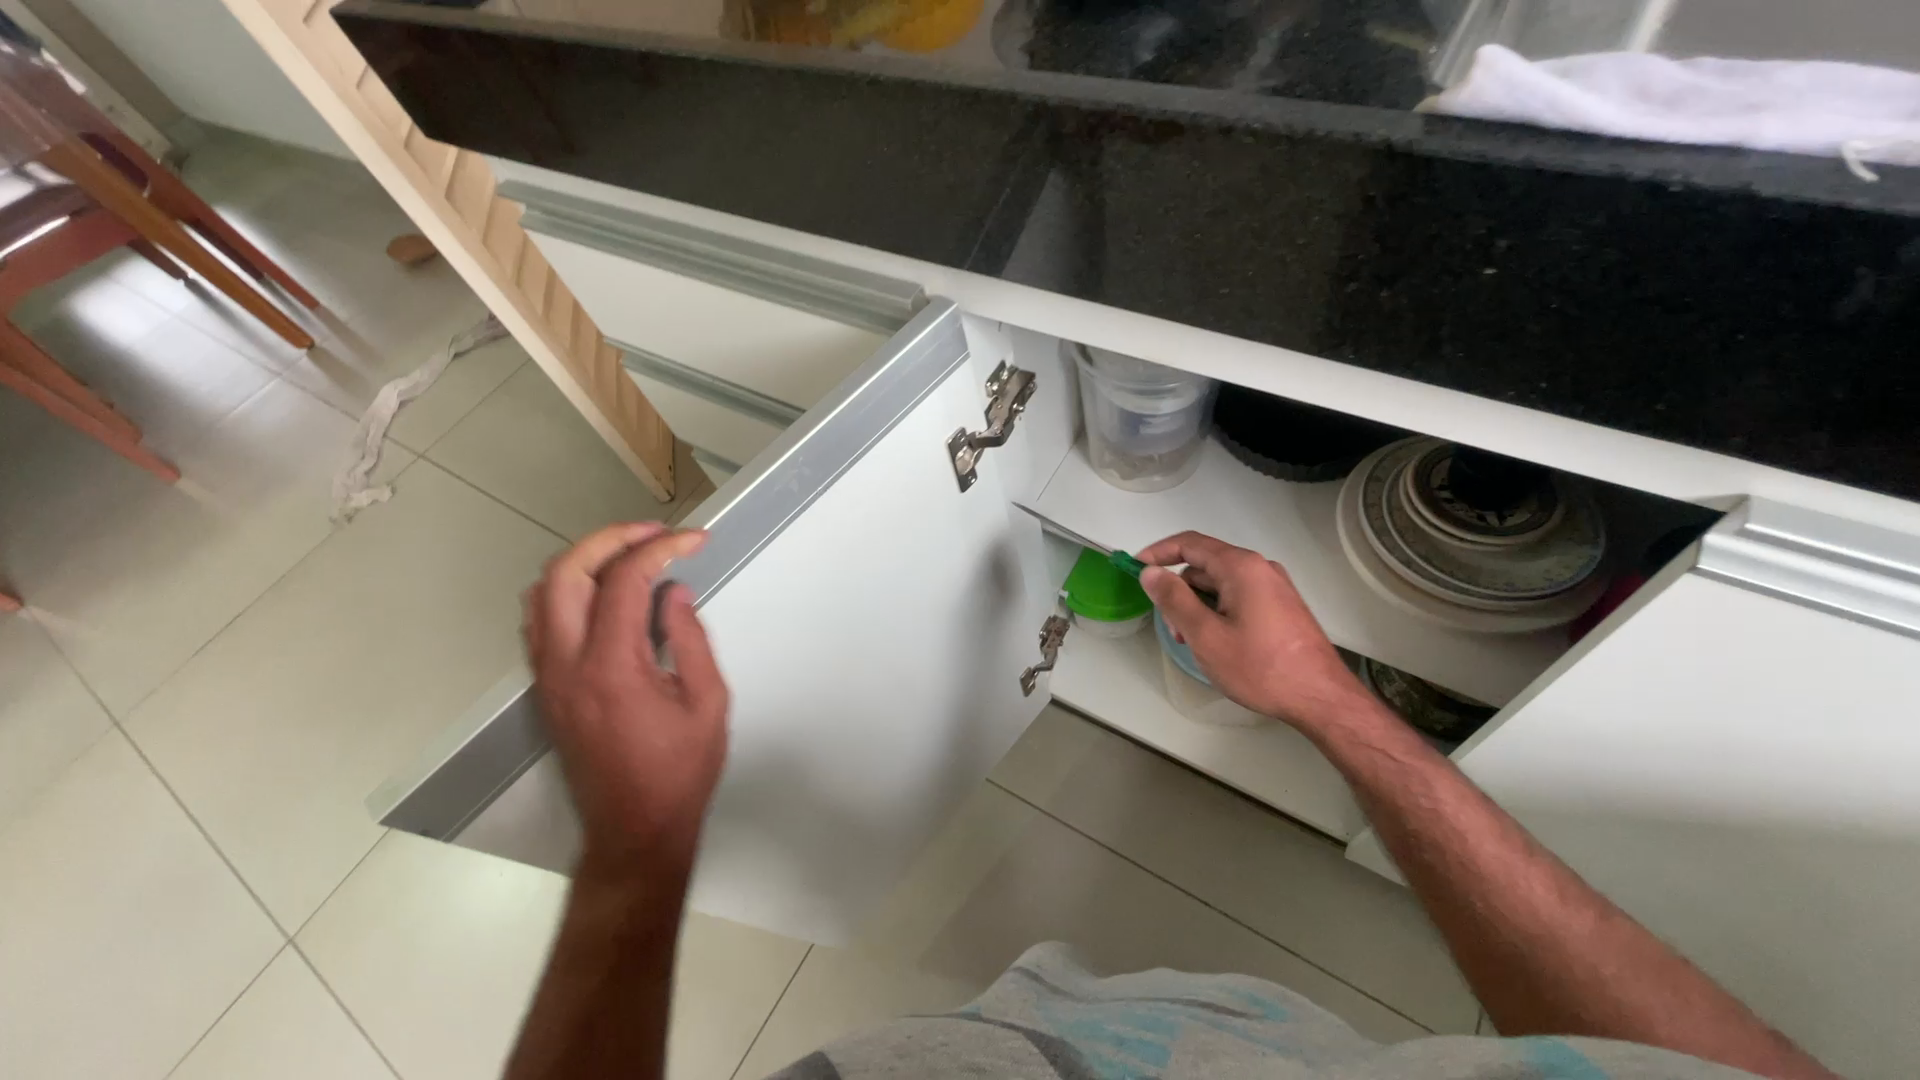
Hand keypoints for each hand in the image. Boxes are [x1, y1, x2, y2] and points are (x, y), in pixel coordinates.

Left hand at [524, 523, 729, 863]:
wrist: (634, 830)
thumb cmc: (680, 772)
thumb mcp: (707, 703)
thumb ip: (691, 640)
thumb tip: (674, 593)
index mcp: (612, 667)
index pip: (625, 581)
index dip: (661, 548)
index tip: (696, 540)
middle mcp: (567, 664)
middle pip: (564, 573)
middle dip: (610, 539)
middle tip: (655, 534)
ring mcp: (548, 676)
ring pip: (542, 593)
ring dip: (584, 561)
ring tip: (630, 555)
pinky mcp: (546, 688)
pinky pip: (542, 621)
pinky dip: (568, 591)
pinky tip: (605, 595)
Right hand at [1137, 531, 1374, 734]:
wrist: (1321, 698)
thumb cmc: (1260, 667)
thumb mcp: (1205, 635)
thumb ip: (1174, 599)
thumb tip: (1150, 572)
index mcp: (1241, 567)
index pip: (1189, 544)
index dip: (1157, 553)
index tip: (1134, 570)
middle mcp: (1260, 569)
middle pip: (1204, 567)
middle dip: (1180, 593)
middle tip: (1173, 632)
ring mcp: (1275, 588)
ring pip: (1221, 586)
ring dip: (1199, 608)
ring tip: (1197, 646)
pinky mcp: (1282, 608)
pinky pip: (1239, 599)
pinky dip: (1219, 614)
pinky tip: (1219, 646)